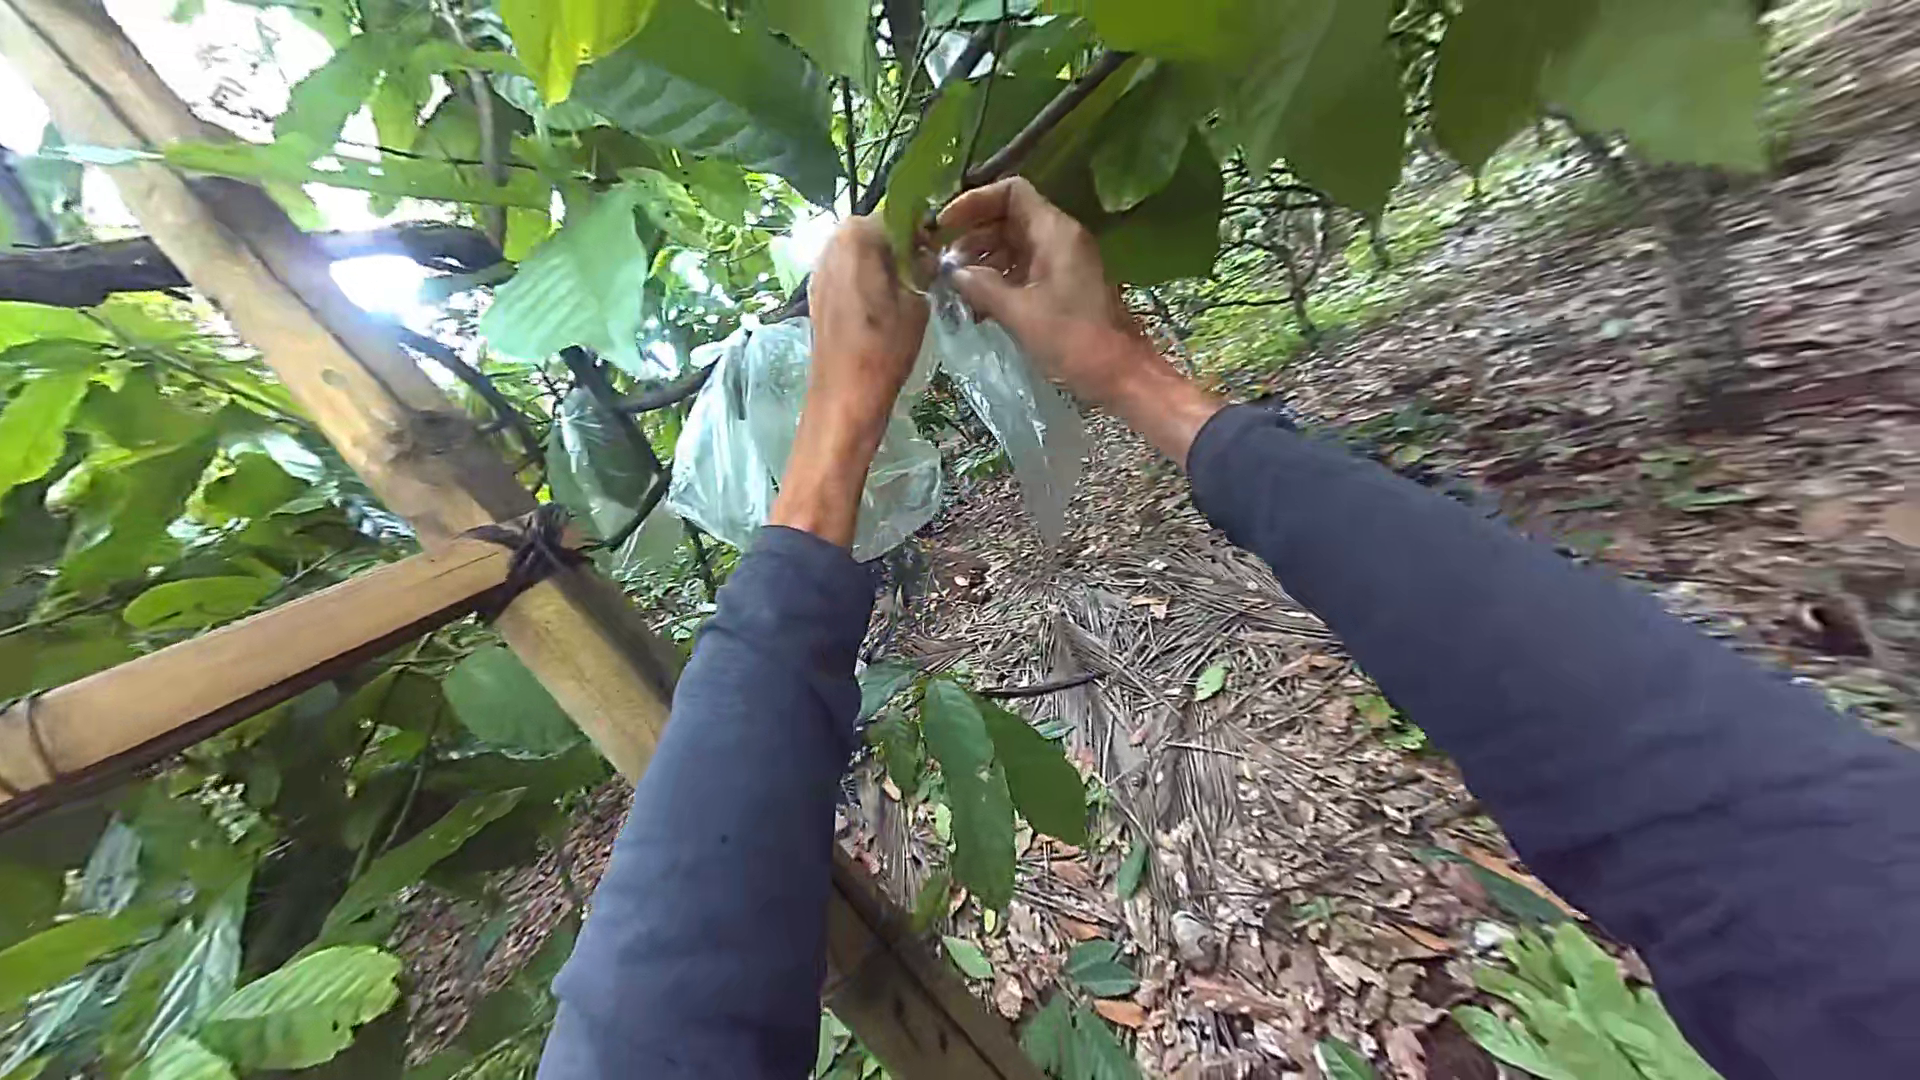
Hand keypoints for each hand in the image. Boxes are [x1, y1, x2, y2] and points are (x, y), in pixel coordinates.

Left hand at [770, 216, 928, 547]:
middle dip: (899, 250)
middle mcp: (829, 245)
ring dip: (883, 269)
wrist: (845, 399)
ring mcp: (818, 272)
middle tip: (922, 279)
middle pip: (874, 234)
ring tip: (904, 299)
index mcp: (855, 236)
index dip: (920, 234)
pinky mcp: (816, 297)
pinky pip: (848, 277)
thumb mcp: (916, 304)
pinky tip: (882, 313)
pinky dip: (867, 286)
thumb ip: (920, 267)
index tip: (936, 258)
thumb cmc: (884, 351)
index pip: (896, 216)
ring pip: (860, 257)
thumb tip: (923, 253)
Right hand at [937, 178, 1223, 464]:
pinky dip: (999, 283)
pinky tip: (978, 306)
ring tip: (957, 288)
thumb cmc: (1071, 340)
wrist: (1116, 374)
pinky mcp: (1061, 289)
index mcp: (1054, 232)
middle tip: (946, 265)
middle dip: (974, 238)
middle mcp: (1059, 239)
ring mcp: (1062, 265)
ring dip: (983, 263)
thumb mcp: (1020, 313)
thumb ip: (983, 287)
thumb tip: (954, 272)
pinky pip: (1024, 273)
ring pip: (1014, 248)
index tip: (945, 226)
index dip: (974, 203)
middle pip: (1009, 220)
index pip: (1011, 193)